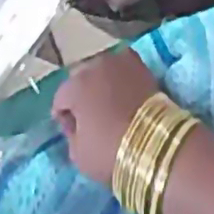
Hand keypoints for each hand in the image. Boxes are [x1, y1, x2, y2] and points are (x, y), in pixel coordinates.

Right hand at [53, 50, 159, 184]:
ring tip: (110, 102)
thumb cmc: (110, 151)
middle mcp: (94, 65)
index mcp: (75, 87)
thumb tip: (76, 122)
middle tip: (91, 116)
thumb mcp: (78, 154)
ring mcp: (117, 60)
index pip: (60, 99)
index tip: (74, 131)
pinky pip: (121, 64)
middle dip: (82, 95)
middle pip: (80, 79)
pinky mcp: (138, 62)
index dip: (65, 117)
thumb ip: (71, 133)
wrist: (153, 140)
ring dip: (101, 83)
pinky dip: (120, 74)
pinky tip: (124, 90)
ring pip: (101, 69)